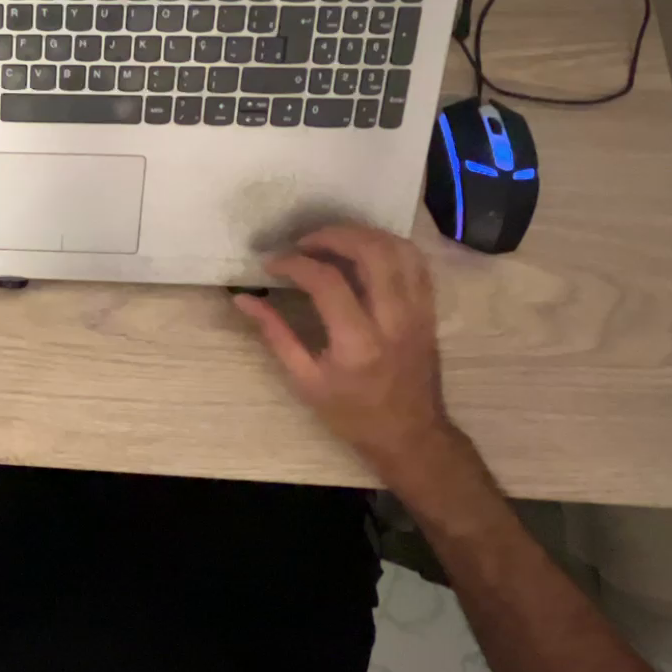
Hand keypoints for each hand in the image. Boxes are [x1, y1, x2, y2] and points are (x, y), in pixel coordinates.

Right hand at [233, 224, 454, 478]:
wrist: (411, 436)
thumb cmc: (351, 413)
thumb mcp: (304, 379)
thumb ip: (275, 333)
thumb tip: (243, 299)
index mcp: (357, 343)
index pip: (327, 281)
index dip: (294, 263)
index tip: (272, 264)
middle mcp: (393, 320)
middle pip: (371, 253)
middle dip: (333, 236)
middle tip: (303, 243)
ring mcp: (418, 313)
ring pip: (399, 250)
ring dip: (362, 235)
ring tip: (331, 241)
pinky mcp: (429, 310)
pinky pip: (415, 263)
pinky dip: (387, 246)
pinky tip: (362, 252)